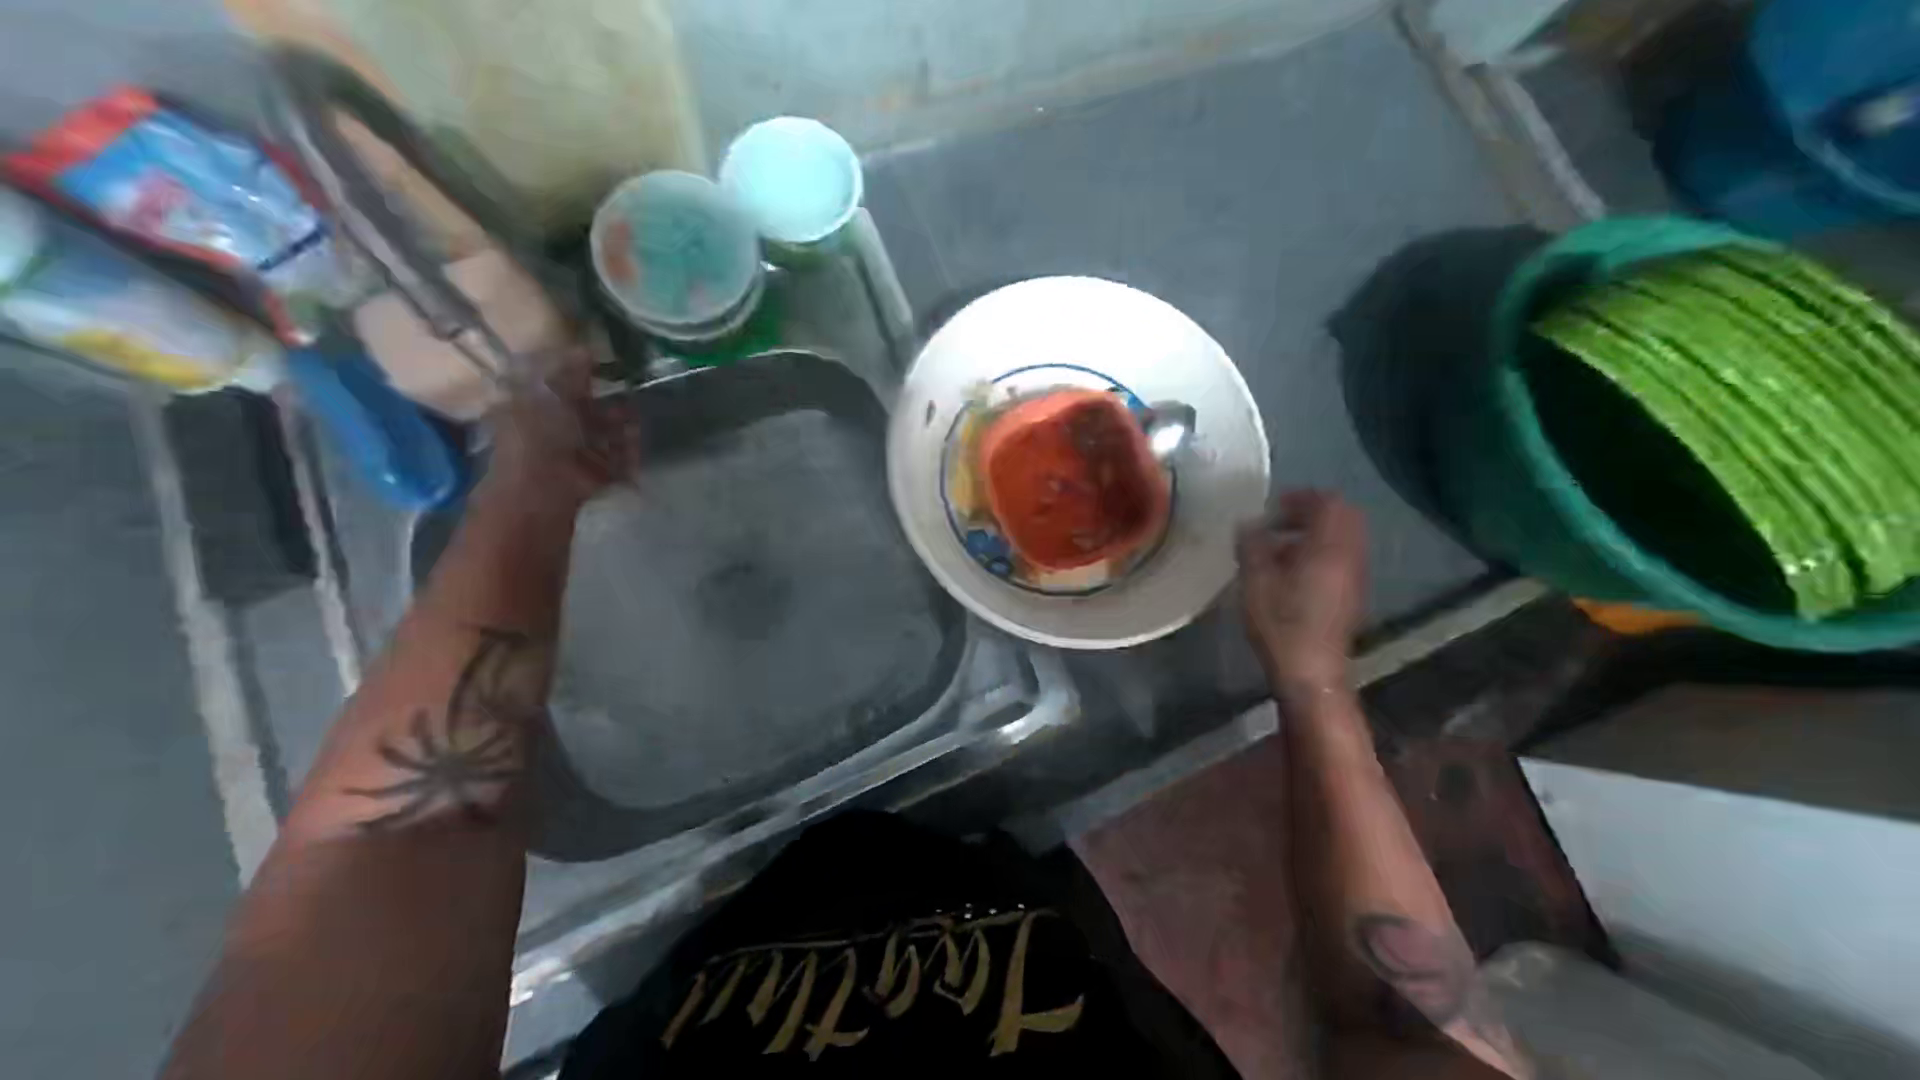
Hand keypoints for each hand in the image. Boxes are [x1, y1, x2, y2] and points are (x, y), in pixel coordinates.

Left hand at [480, 350, 637, 514]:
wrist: (542, 488)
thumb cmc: (538, 434)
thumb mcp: (550, 392)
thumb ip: (570, 371)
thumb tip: (585, 347)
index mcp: (531, 406)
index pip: (559, 385)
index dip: (581, 375)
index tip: (605, 365)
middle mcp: (552, 430)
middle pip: (587, 412)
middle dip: (609, 404)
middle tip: (629, 393)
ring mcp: (574, 455)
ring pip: (606, 436)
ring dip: (622, 428)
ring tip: (635, 422)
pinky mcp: (593, 477)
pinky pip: (617, 461)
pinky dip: (628, 453)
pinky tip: (634, 446)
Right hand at [1236, 490, 1367, 693]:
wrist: (1311, 672)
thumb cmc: (1281, 624)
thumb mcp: (1255, 581)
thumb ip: (1251, 545)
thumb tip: (1248, 524)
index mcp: (1329, 548)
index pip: (1330, 503)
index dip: (1302, 497)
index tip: (1274, 505)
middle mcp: (1350, 557)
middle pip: (1343, 517)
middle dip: (1312, 512)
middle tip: (1279, 521)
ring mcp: (1355, 577)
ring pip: (1343, 538)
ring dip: (1315, 533)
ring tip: (1280, 547)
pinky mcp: (1351, 595)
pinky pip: (1341, 558)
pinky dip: (1320, 552)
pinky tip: (1291, 572)